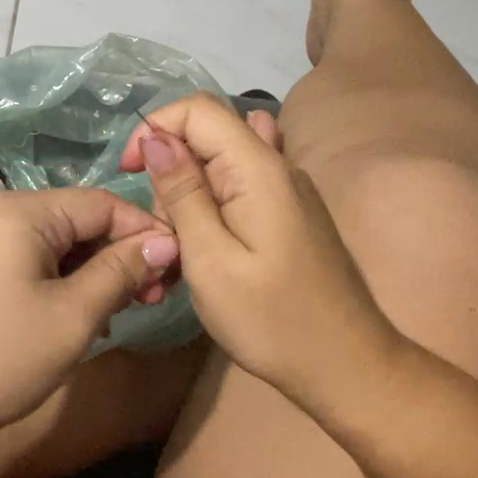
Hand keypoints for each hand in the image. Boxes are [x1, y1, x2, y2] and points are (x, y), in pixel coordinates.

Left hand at [0, 188, 179, 442]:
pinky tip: (82, 317)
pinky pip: (33, 261)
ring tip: (122, 313)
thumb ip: (121, 271)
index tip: (178, 270)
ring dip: (94, 273)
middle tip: (154, 300)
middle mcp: (0, 213)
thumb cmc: (1, 355)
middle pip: (79, 220)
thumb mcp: (74, 316)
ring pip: (58, 244)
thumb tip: (165, 241)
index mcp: (22, 211)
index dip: (146, 232)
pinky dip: (63, 282)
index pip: (102, 203)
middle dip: (120, 255)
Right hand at [120, 92, 400, 401]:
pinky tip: (206, 237)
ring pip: (217, 163)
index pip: (197, 109)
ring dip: (186, 195)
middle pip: (206, 135)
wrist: (347, 367)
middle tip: (160, 232)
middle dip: (168, 170)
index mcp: (259, 169)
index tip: (129, 174)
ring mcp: (287, 189)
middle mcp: (277, 166)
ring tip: (182, 249)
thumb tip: (156, 138)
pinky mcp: (288, 213)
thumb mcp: (211, 260)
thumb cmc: (273, 321)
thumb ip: (182, 194)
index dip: (154, 129)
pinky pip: (237, 188)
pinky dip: (210, 206)